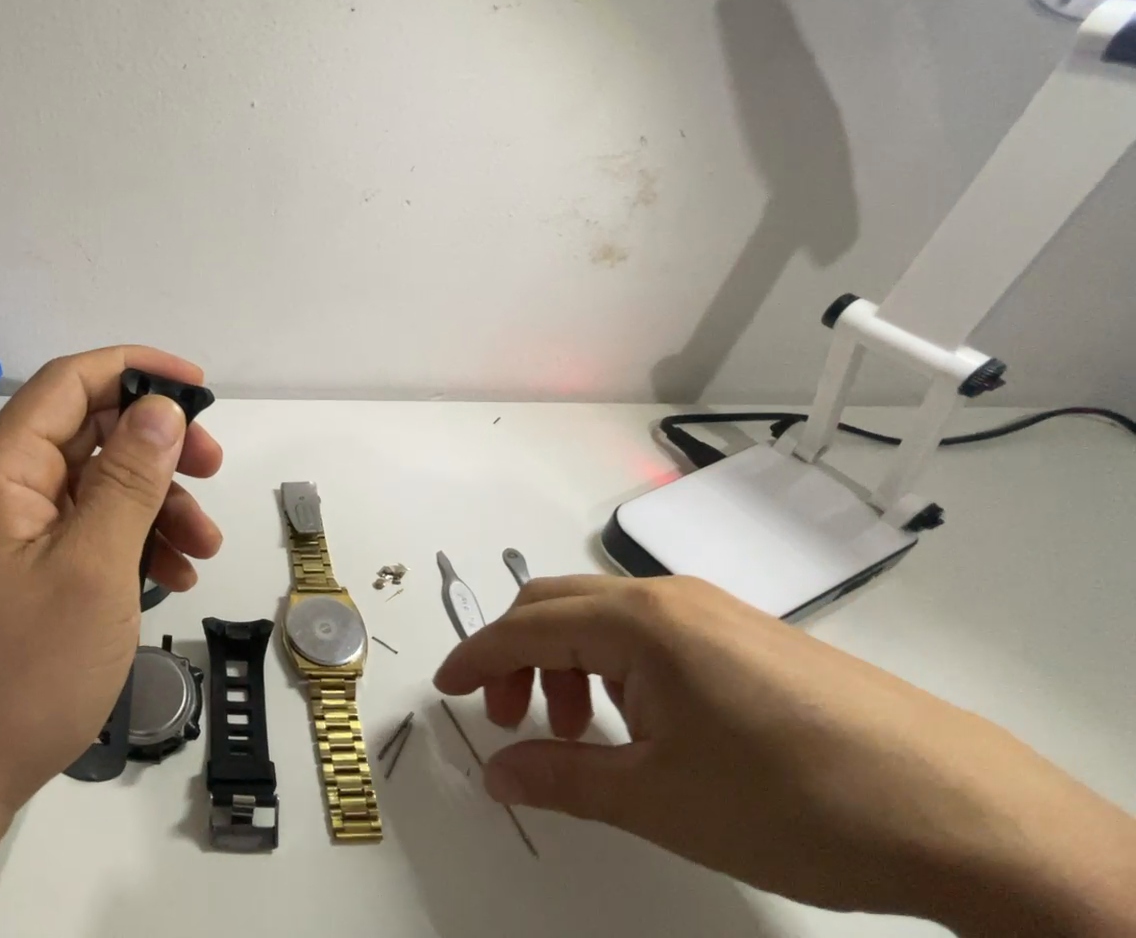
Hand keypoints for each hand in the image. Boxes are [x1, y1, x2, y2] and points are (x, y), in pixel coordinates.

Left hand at [0, 346, 222, 815]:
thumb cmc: (23, 672)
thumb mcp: (94, 568)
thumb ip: (129, 479)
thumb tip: (159, 406)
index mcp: (0, 469)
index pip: (70, 382)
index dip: (137, 370)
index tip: (199, 389)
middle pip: (88, 433)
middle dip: (157, 449)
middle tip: (213, 471)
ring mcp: (6, 533)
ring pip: (94, 487)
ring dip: (154, 506)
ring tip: (203, 550)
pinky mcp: (18, 572)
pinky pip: (82, 534)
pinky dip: (129, 545)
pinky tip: (171, 578)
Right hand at [434, 575, 1135, 934]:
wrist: (971, 818)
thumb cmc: (798, 802)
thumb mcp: (658, 801)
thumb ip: (561, 778)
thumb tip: (497, 773)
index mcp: (638, 623)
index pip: (524, 626)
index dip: (474, 657)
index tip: (444, 688)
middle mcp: (670, 598)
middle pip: (555, 605)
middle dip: (515, 656)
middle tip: (508, 718)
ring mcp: (716, 612)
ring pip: (603, 617)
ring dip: (566, 664)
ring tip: (579, 735)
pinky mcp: (751, 635)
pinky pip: (651, 633)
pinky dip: (614, 667)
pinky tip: (640, 725)